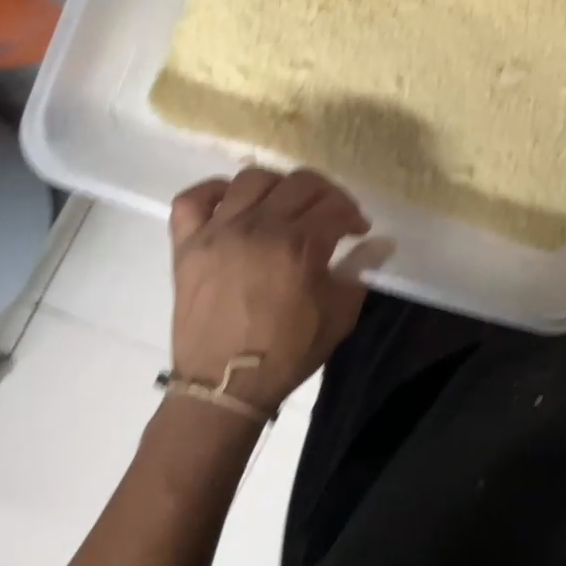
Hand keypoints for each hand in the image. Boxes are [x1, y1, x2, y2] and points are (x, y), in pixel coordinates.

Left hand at [167, 168, 392, 412]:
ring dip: (278, 186)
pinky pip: (193, 199)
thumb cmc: (287, 351)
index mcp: (300, 244)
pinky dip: (214, 191)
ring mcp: (218, 232)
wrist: (224, 386)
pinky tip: (232, 202)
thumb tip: (378, 244)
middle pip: (300, 183)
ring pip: (252, 179)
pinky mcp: (187, 245)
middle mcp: (259, 227)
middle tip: (329, 216)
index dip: (352, 215)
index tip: (357, 230)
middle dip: (325, 194)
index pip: (336, 206)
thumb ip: (360, 271)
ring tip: (284, 206)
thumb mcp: (339, 313)